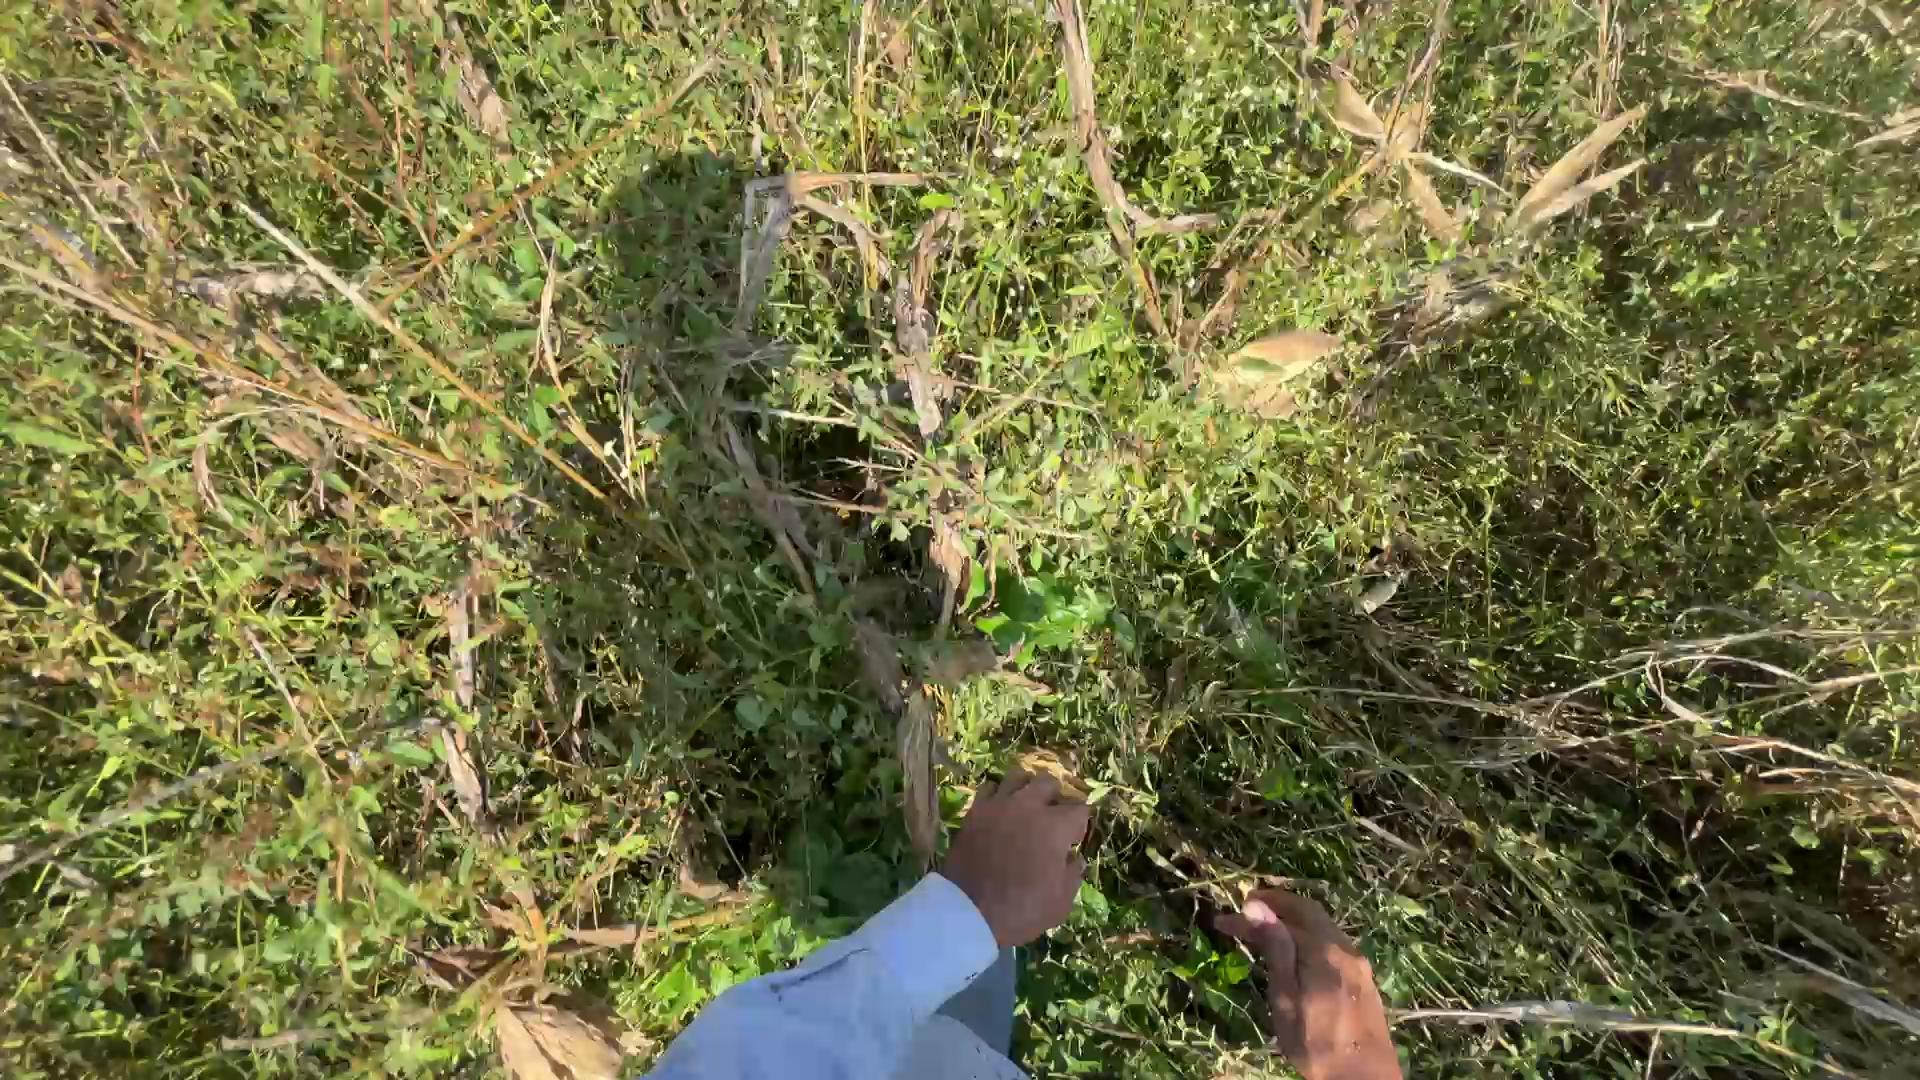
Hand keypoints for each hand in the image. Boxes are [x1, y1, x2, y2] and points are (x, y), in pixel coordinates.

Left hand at [941, 768, 1089, 946]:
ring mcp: (1000, 804)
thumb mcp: (1060, 903)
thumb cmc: (1022, 909)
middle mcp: (1029, 805)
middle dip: (1056, 797)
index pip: (1079, 809)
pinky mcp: (976, 809)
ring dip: (1027, 787)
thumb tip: (1076, 858)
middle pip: (1048, 783)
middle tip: (1053, 816)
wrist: (970, 910)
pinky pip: (990, 788)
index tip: (1075, 837)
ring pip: (1018, 776)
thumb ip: (1073, 875)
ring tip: (1026, 804)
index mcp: (1055, 826)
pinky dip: (998, 794)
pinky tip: (1000, 808)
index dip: (1080, 822)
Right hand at [1216, 891, 1400, 1079]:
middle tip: (1246, 912)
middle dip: (1275, 906)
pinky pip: (1331, 944)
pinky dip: (1307, 937)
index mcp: (1325, 950)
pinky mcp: (1363, 982)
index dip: (1255, 909)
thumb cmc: (1316, 1046)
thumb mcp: (1287, 999)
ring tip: (1264, 932)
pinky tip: (1295, 954)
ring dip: (1291, 921)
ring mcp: (1358, 966)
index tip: (1225, 919)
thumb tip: (1256, 905)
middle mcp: (1345, 949)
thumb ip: (1276, 949)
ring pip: (1321, 927)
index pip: (1286, 912)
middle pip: (1308, 912)